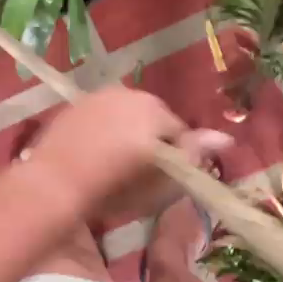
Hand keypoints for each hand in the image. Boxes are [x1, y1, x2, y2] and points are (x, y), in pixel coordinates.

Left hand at [20, 87, 229, 219]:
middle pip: (154, 118)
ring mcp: (101, 94)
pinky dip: (104, 128)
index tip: (161, 180)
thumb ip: (194, 155)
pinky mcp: (77, 103)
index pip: (180, 133)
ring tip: (116, 163)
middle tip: (138, 173)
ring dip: (128, 131)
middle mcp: (131, 93)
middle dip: (152, 140)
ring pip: (127, 113)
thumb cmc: (115, 188)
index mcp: (157, 110)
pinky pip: (102, 114)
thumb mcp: (161, 180)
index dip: (175, 159)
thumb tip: (226, 139)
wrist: (56, 180)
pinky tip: (95, 152)